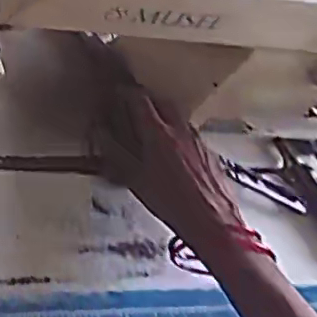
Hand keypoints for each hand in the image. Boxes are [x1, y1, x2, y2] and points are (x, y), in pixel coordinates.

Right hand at [99, 85, 243, 244]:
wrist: (216, 226)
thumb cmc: (170, 203)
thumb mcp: (134, 179)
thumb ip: (114, 151)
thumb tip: (100, 130)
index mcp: (157, 133)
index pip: (139, 98)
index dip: (126, 91)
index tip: (117, 91)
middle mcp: (179, 130)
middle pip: (162, 101)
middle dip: (147, 99)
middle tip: (135, 105)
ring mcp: (198, 141)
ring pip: (178, 116)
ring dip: (164, 115)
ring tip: (153, 128)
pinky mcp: (211, 154)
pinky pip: (190, 133)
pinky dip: (178, 133)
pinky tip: (174, 153)